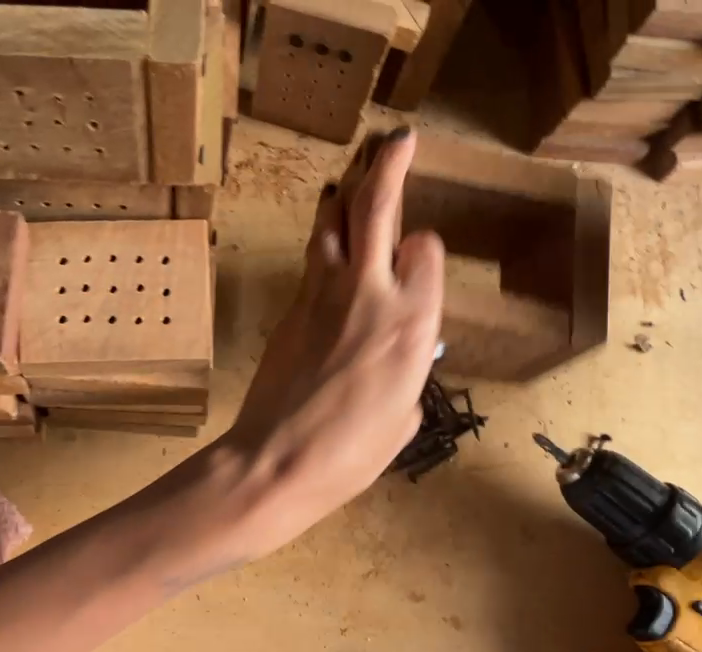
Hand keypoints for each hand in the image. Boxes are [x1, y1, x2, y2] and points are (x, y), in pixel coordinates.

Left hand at [198, 127, 445, 562]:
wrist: (276, 462)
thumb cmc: (351, 455)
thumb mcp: (403, 419)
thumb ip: (409, 373)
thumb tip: (397, 359)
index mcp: (413, 322)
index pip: (425, 247)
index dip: (424, 249)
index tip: (421, 259)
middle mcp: (369, 292)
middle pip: (376, 205)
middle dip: (388, 163)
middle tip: (397, 140)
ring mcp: (321, 294)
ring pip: (332, 220)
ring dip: (345, 191)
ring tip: (354, 174)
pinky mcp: (288, 309)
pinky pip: (311, 258)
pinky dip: (323, 240)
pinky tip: (326, 244)